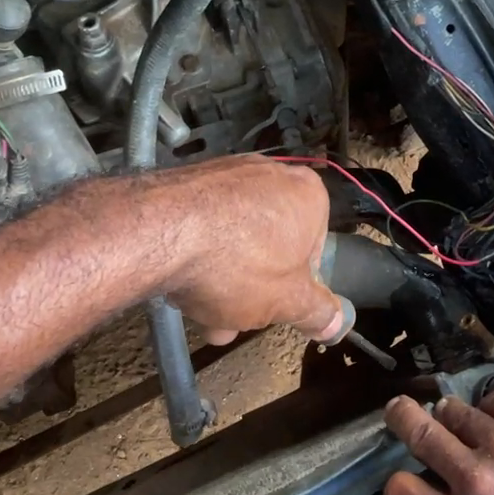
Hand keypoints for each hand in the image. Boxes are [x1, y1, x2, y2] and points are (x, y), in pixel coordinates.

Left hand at [140, 156, 341, 341]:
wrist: (159, 233)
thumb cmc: (237, 261)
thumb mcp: (288, 301)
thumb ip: (318, 312)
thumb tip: (334, 321)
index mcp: (310, 195)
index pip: (314, 249)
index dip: (294, 286)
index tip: (275, 307)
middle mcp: (273, 174)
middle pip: (271, 242)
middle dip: (252, 286)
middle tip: (234, 318)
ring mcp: (229, 173)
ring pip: (234, 235)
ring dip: (223, 275)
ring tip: (201, 310)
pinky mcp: (189, 179)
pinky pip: (203, 222)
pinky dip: (197, 251)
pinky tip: (181, 284)